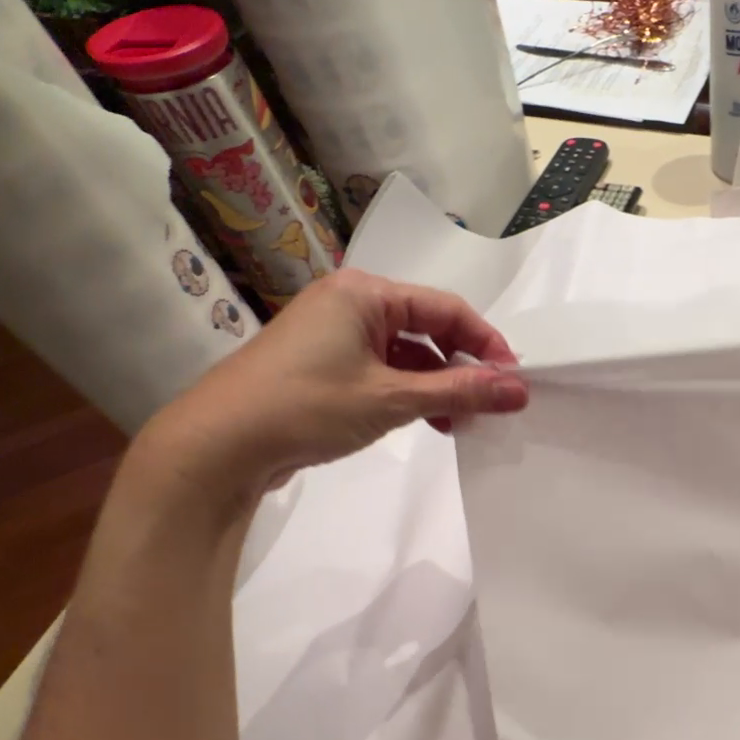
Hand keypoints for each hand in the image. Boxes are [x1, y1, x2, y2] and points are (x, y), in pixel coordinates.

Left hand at [141, 270, 528, 495]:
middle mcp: (351, 304)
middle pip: (429, 327)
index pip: (446, 308)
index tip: (515, 381)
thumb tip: (520, 390)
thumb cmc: (307, 407)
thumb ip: (460, 393)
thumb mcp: (392, 399)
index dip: (486, 343)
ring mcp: (336, 336)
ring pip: (409, 353)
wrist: (219, 445)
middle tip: (492, 405)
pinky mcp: (326, 366)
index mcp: (365, 294)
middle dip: (464, 366)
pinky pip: (386, 371)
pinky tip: (429, 422)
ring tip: (462, 422)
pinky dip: (412, 393)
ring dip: (440, 385)